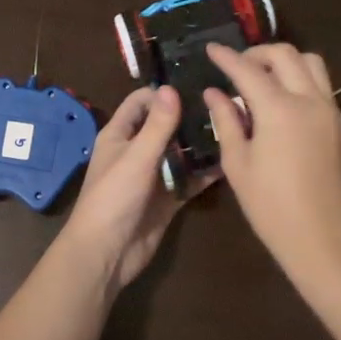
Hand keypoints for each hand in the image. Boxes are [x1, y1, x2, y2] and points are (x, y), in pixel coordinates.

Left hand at [60, 86, 217, 290]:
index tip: (195, 86)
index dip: (163, 93)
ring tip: (233, 130)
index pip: (140, 102)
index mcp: (119, 135)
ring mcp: (153, 175)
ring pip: (179, 153)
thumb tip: (171, 88)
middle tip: (224, 106)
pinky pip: (188, 180)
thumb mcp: (136, 156)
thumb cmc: (114, 197)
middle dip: (189, 117)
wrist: (107, 253)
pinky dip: (204, 173)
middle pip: (164, 126)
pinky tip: (229, 164)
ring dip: (200, 145)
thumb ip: (157, 125)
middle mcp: (136, 151)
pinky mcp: (167, 198)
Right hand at [204, 43, 340, 277]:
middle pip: (286, 54)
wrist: (325, 241)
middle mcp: (310, 100)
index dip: (226, 57)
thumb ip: (226, 121)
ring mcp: (332, 112)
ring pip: (312, 64)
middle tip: (238, 66)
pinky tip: (285, 107)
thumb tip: (214, 93)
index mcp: (279, 109)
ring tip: (265, 80)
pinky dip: (302, 83)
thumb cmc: (271, 207)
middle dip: (258, 53)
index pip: (247, 69)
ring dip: (286, 62)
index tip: (210, 49)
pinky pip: (323, 88)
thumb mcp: (238, 164)